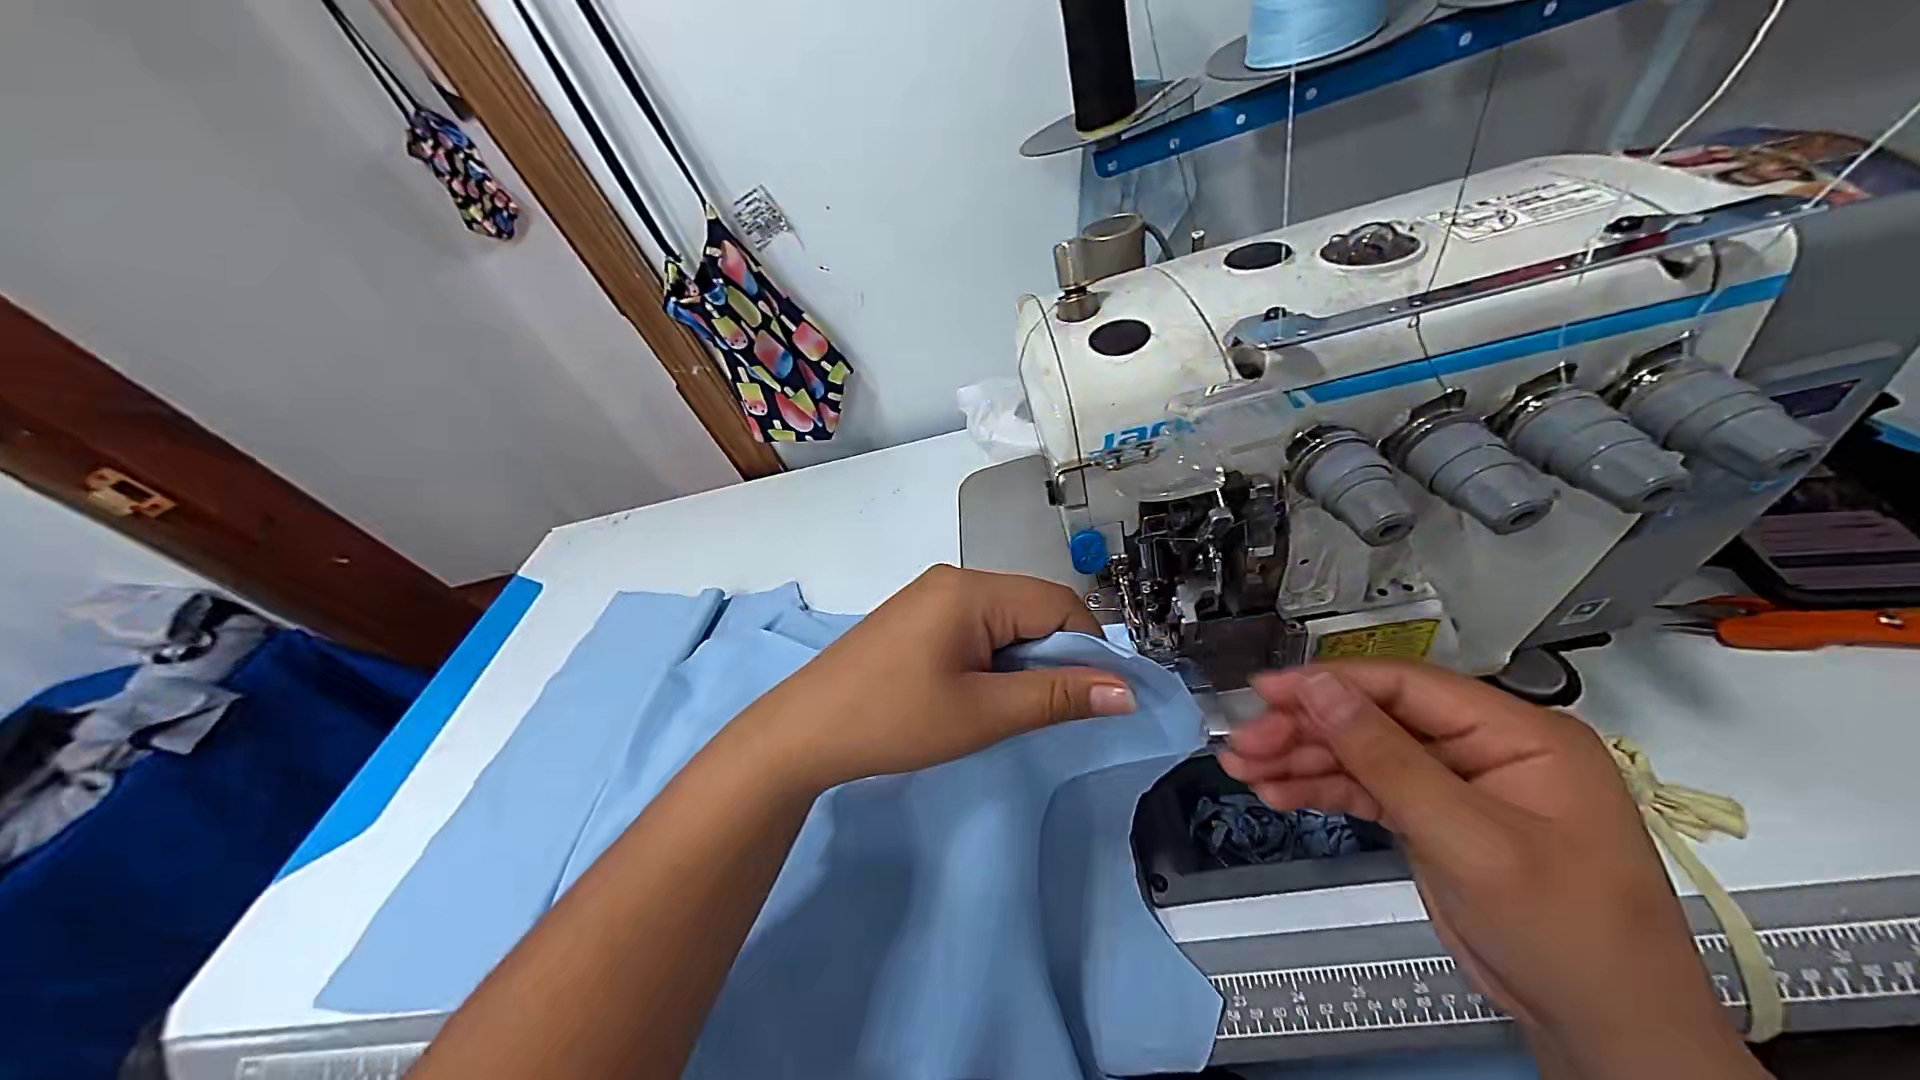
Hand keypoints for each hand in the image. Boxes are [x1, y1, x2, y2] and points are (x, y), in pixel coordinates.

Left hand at [735, 566, 1135, 791]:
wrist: (802, 732)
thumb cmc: (893, 720)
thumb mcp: (983, 713)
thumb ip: (1058, 697)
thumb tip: (1126, 692)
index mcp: (971, 590)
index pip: (1059, 605)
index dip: (1087, 650)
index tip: (1092, 698)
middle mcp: (954, 579)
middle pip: (1033, 608)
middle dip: (1052, 657)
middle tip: (1042, 709)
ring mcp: (931, 595)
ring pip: (1006, 620)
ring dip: (1022, 660)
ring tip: (1003, 705)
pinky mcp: (916, 616)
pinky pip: (976, 626)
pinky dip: (992, 657)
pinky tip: (976, 692)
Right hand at [1219, 661, 1765, 1078]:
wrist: (1604, 1033)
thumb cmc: (1565, 934)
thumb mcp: (1469, 840)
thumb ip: (1387, 758)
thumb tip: (1320, 687)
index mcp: (1517, 733)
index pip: (1405, 686)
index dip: (1329, 683)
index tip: (1265, 690)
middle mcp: (1480, 746)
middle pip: (1371, 718)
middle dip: (1303, 730)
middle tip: (1244, 744)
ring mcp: (1451, 782)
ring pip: (1358, 752)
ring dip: (1299, 760)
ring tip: (1244, 769)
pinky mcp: (1428, 815)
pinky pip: (1363, 787)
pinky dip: (1319, 789)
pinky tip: (1277, 792)